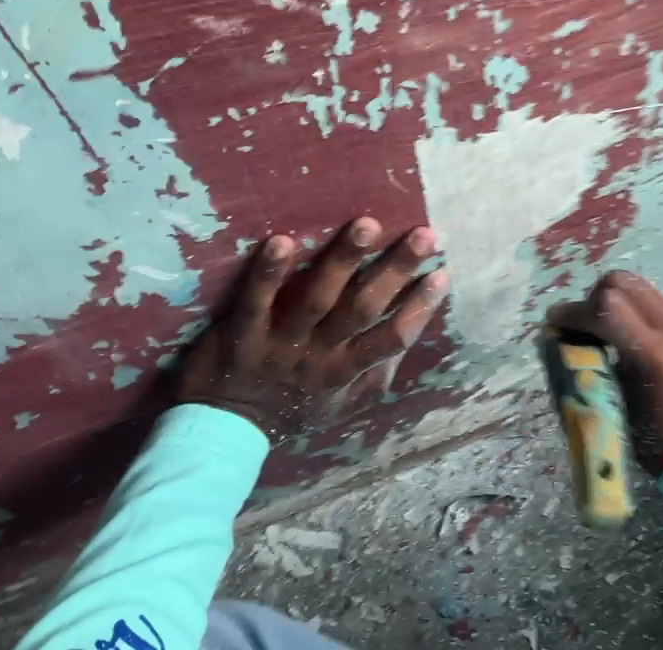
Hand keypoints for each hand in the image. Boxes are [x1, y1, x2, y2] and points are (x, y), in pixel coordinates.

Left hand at [176, 218, 448, 436]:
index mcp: (344, 370)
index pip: (391, 337)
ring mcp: (280, 344)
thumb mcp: (338, 405)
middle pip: (363, 308)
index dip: (419, 307)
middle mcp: (318, 355)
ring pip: (318, 298)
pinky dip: (269, 273)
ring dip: (344, 260)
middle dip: (396, 270)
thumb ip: (373, 373)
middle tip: (425, 234)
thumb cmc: (286, 412)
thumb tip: (408, 333)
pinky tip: (282, 240)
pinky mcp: (240, 335)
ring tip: (368, 225)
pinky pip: (255, 301)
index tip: (443, 274)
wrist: (219, 436)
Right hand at [545, 271, 662, 474]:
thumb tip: (556, 338)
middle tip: (582, 328)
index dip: (574, 313)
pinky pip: (647, 297)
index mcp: (655, 355)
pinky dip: (626, 307)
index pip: (607, 306)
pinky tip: (622, 334)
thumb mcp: (612, 405)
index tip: (555, 325)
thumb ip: (585, 365)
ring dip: (609, 300)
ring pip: (633, 283)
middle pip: (619, 283)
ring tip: (601, 330)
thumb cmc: (651, 438)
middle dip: (591, 301)